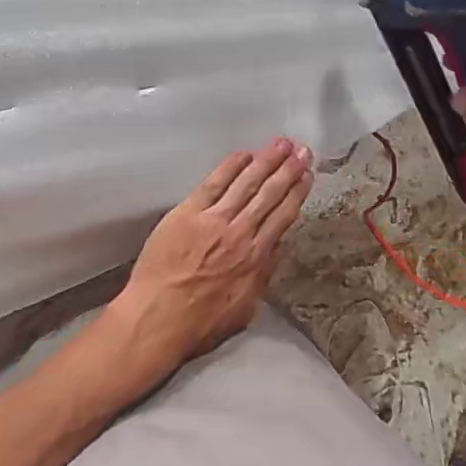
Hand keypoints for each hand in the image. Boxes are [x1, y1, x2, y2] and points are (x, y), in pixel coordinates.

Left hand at [107, 138, 313, 369]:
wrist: (158, 318)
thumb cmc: (199, 323)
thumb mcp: (245, 308)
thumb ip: (262, 276)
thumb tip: (276, 250)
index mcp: (256, 257)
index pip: (283, 216)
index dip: (297, 193)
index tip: (307, 175)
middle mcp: (239, 233)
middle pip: (269, 194)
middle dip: (288, 169)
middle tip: (302, 150)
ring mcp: (213, 220)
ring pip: (246, 183)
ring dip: (265, 161)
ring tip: (281, 143)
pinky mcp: (187, 213)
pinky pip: (213, 183)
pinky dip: (230, 167)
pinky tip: (243, 154)